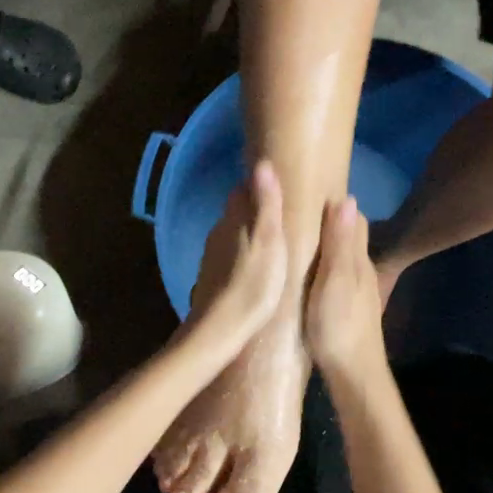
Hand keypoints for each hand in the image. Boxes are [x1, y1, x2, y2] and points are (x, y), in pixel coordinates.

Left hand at [189, 160, 288, 347]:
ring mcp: (210, 259)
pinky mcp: (210, 281)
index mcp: (232, 220)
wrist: (220, 328)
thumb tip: (262, 164)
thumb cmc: (254, 283)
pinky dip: (241, 258)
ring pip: (230, 237)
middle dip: (254, 211)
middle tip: (282, 215)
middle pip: (236, 214)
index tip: (280, 188)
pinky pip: (228, 259)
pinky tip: (254, 270)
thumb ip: (266, 204)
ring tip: (273, 243)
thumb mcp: (269, 241)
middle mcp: (216, 234)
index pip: (242, 191)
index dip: (259, 187)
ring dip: (248, 237)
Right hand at [304, 195, 384, 378]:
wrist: (353, 373)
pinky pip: (336, 278)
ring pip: (342, 259)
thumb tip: (347, 199)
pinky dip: (323, 269)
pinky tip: (306, 277)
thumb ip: (340, 244)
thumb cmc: (338, 326)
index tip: (307, 194)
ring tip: (297, 242)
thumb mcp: (335, 281)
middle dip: (328, 223)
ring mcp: (356, 293)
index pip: (353, 220)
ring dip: (325, 247)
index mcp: (357, 261)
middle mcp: (361, 272)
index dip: (334, 205)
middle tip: (296, 214)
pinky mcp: (347, 310)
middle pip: (349, 237)